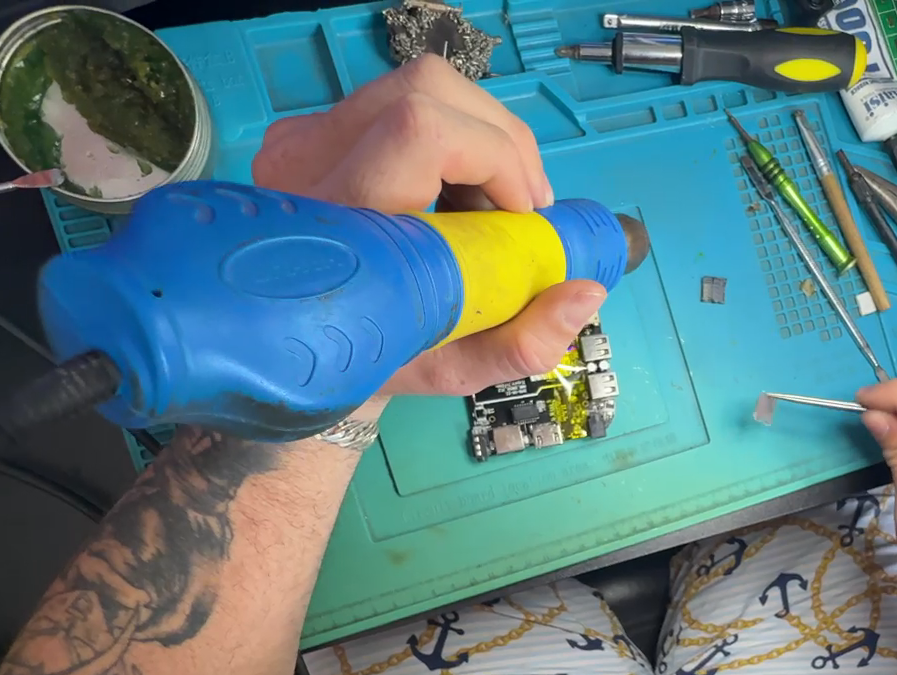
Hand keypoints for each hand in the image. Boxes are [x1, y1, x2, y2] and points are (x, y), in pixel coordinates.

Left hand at [251, 56, 606, 396]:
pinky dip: (460, 134)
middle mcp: (313, 164)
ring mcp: (308, 138)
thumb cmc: (387, 359)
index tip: (524, 219)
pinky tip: (468, 188)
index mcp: (346, 227)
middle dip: (504, 143)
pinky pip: (405, 97)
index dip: (495, 159)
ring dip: (488, 135)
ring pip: (422, 84)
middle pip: (428, 89)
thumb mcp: (457, 367)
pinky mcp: (317, 129)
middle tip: (527, 210)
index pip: (421, 131)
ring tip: (505, 199)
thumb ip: (523, 343)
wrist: (313, 346)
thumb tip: (588, 291)